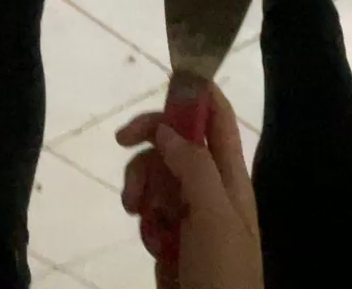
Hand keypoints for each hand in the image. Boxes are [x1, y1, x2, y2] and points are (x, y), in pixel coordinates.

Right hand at [117, 87, 262, 288]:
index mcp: (230, 174)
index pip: (217, 115)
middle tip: (122, 140)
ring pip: (155, 172)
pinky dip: (143, 216)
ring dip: (140, 184)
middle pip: (175, 139)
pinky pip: (149, 207)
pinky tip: (150, 238)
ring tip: (135, 210)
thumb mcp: (213, 213)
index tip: (164, 82)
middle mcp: (210, 185)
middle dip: (148, 141)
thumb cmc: (222, 272)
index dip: (196, 92)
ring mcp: (189, 210)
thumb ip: (192, 164)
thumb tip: (165, 131)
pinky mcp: (170, 234)